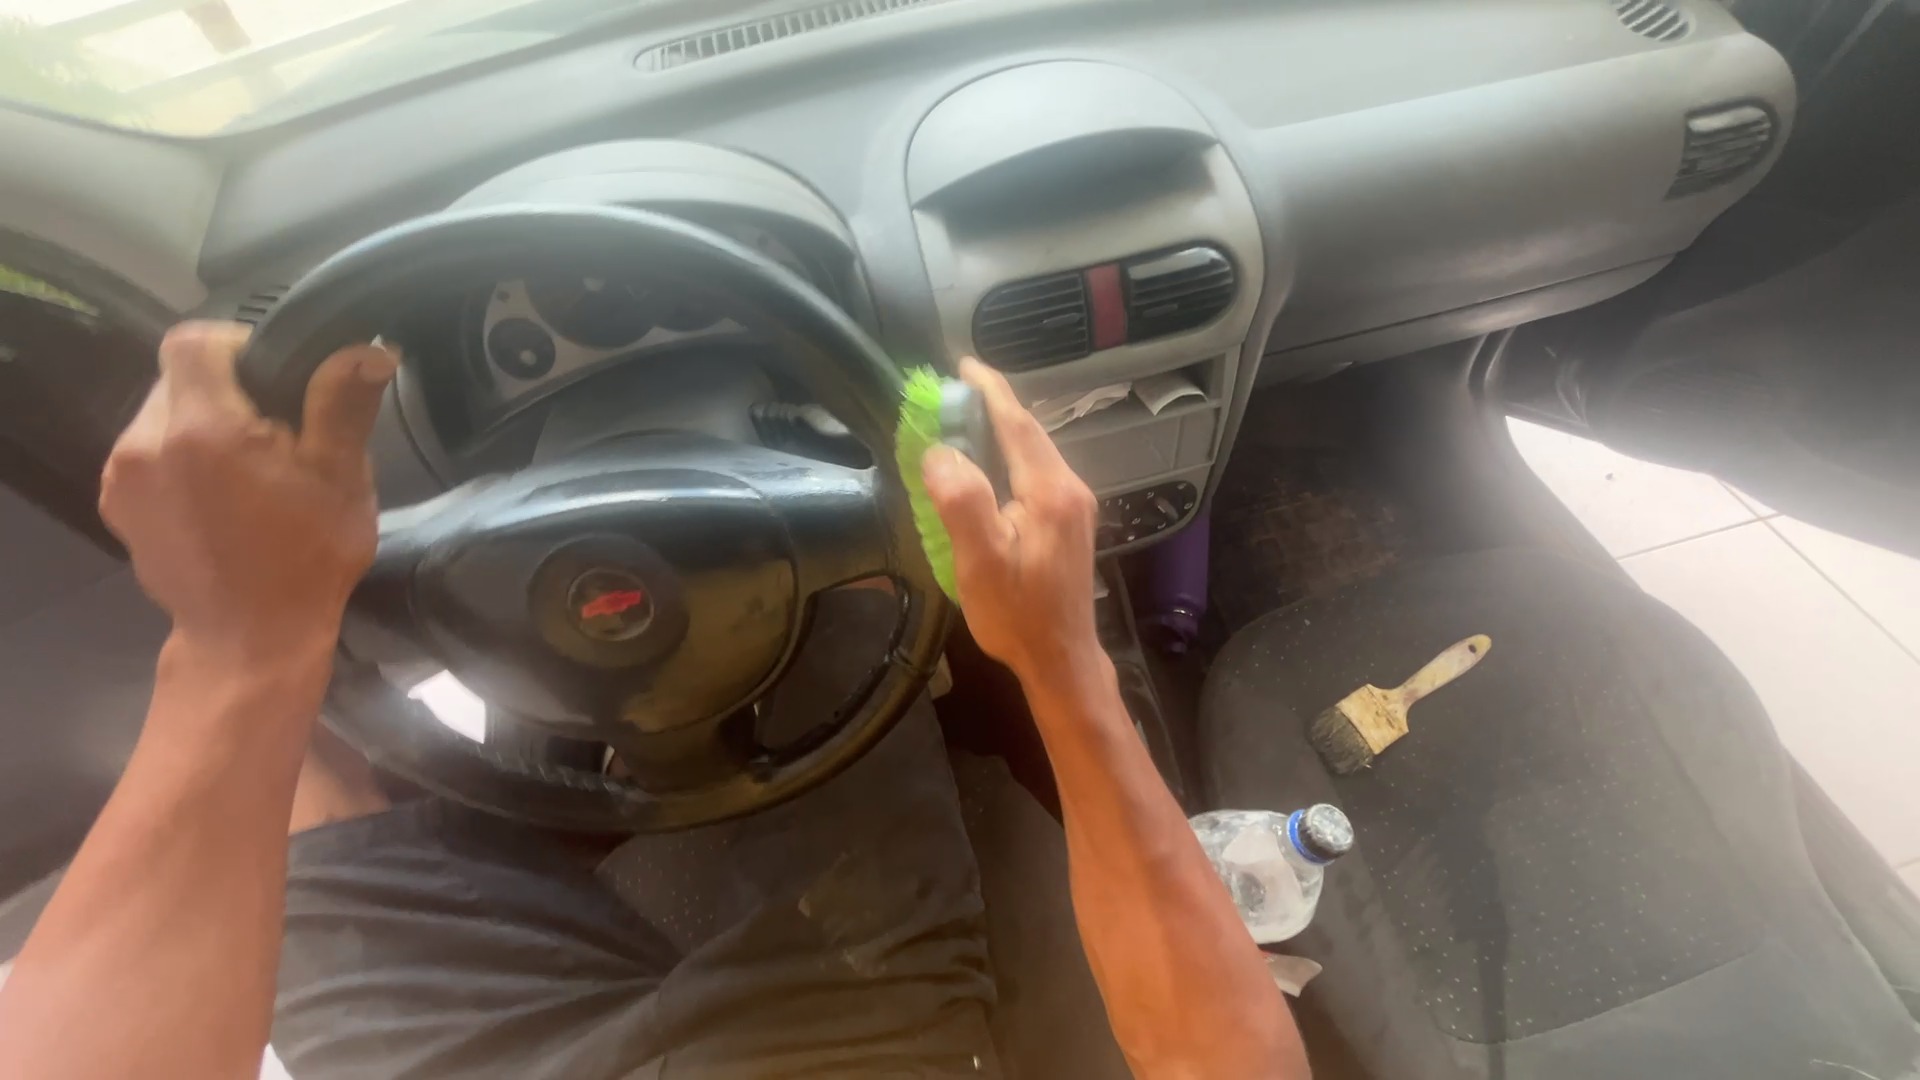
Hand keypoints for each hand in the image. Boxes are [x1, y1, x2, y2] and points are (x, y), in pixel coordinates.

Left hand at [100, 321, 396, 662]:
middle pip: (180, 381)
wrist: (252, 632)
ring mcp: (122, 475)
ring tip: (259, 471)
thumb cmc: (309, 553)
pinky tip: (228, 499)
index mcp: (203, 428)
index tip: (283, 375)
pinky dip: (188, 460)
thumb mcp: (342, 477)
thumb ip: (344, 406)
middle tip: (287, 435)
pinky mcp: (117, 504)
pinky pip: (150, 455)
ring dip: (209, 427)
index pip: (195, 342)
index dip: (240, 344)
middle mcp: (144, 441)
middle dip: (232, 393)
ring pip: (164, 417)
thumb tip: (369, 350)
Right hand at [921, 357, 1100, 681]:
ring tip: (961, 428)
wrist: (1061, 657)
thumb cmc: (1018, 614)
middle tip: (950, 398)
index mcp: (1050, 491)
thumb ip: (962, 502)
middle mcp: (1070, 490)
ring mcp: (1075, 507)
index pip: (1018, 424)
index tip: (963, 365)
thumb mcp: (981, 562)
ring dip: (999, 435)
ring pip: (1033, 454)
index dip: (990, 391)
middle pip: (1029, 434)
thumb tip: (940, 452)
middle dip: (992, 409)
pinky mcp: (1070, 523)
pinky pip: (1036, 475)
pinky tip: (987, 471)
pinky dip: (1009, 460)